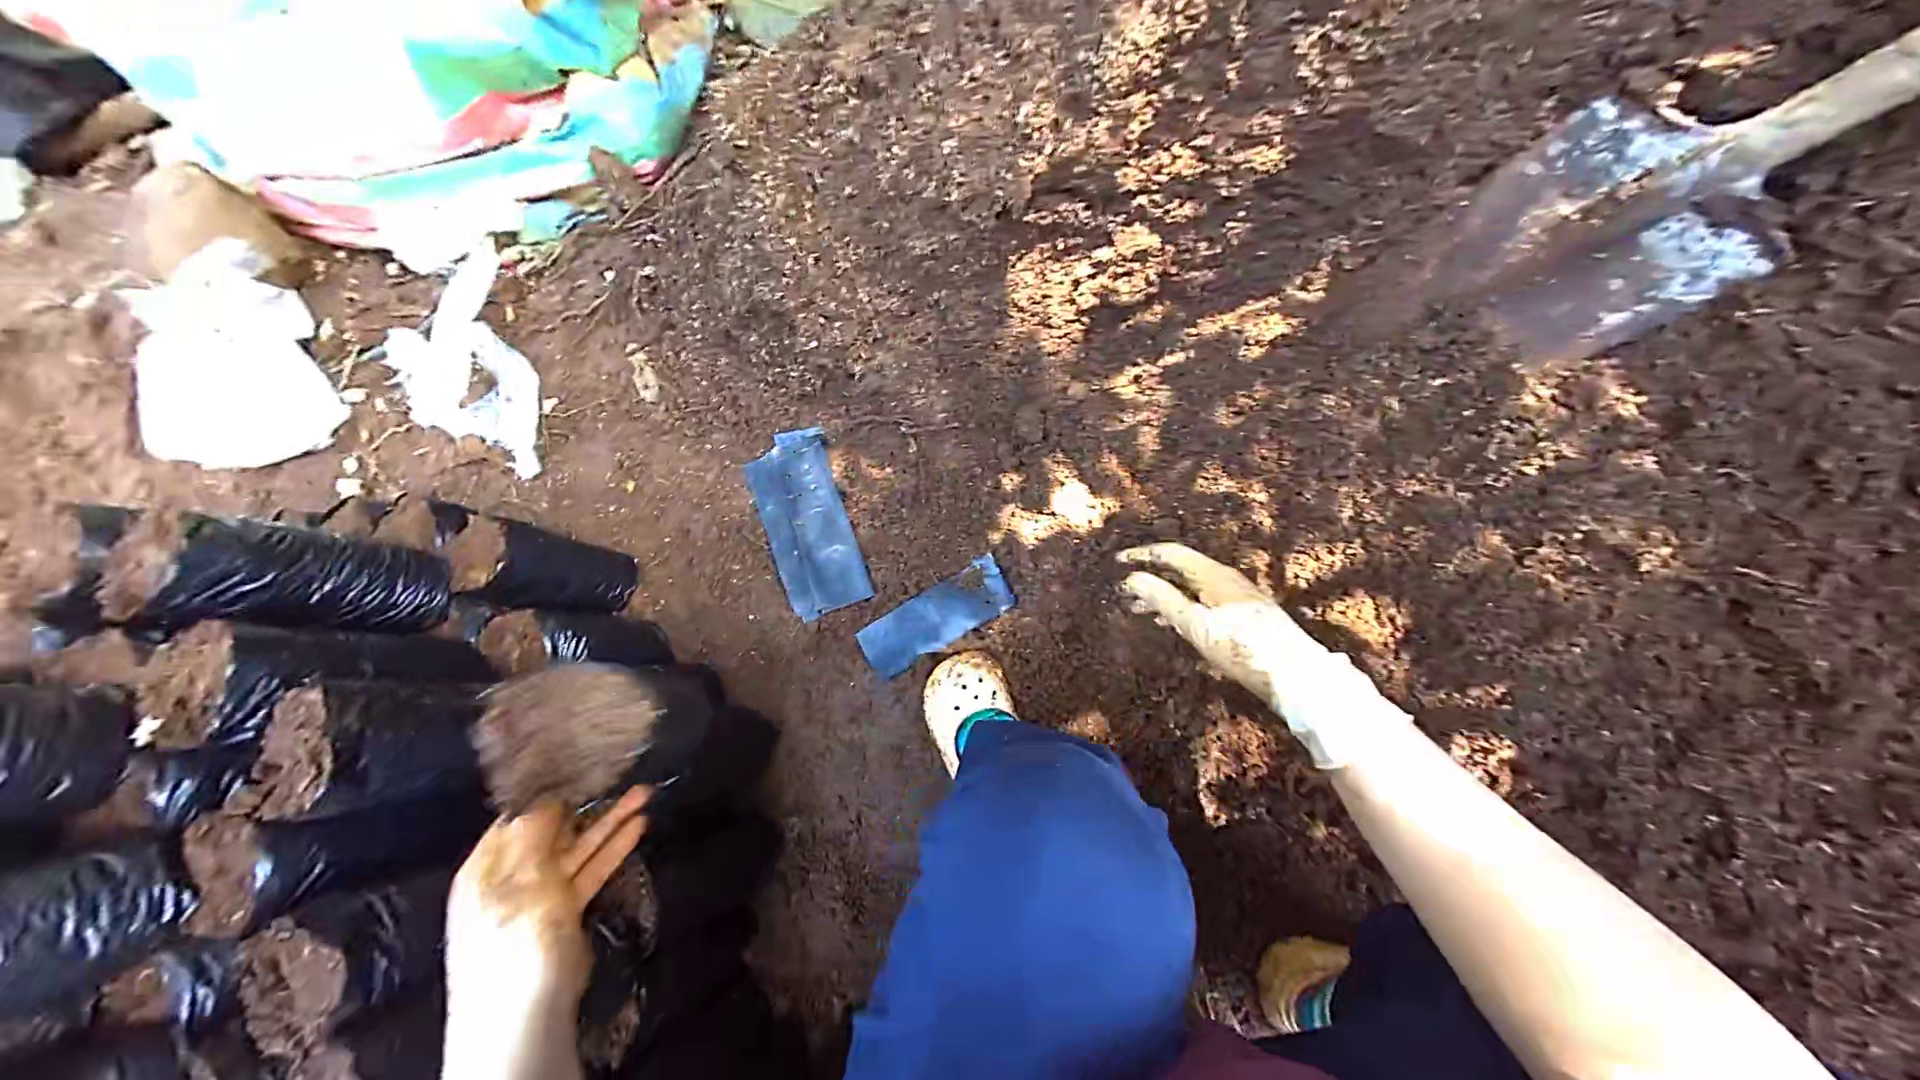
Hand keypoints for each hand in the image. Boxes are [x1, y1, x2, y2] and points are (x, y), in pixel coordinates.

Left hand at [443, 787, 650, 1079]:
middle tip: (622, 776)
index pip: (519, 816)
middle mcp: (510, 876)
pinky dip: (612, 849)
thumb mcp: (524, 880)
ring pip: (578, 848)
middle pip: (554, 830)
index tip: (583, 765)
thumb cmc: (516, 940)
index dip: (551, 792)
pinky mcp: (565, 911)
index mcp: (487, 867)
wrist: (525, 1012)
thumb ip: (536, 834)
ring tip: (644, 794)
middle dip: (590, 804)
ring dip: (610, 823)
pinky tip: (637, 828)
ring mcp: (539, 894)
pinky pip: (590, 870)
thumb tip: (547, 797)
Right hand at [1118, 543, 1407, 768]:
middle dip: (1151, 576)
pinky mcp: (1244, 615)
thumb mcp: (1196, 625)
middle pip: (1182, 569)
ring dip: (1164, 593)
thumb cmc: (1244, 649)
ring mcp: (1237, 597)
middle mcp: (1227, 580)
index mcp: (1215, 576)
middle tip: (1125, 589)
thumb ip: (1162, 600)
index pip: (1172, 553)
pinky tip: (1174, 622)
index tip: (1119, 562)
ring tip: (1140, 608)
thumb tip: (1132, 578)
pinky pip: (1203, 601)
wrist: (1296, 676)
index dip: (1143, 555)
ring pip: (1192, 587)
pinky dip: (1182, 605)